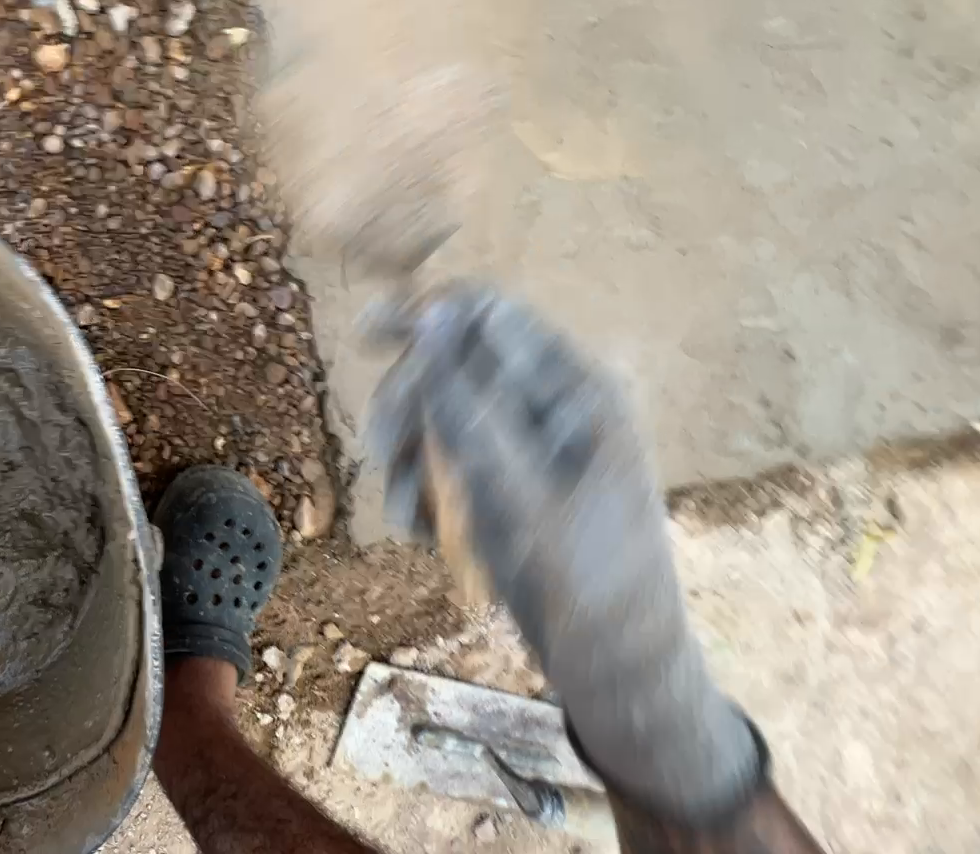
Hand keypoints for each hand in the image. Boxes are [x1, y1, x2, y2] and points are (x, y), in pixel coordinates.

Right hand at [364, 284, 759, 819]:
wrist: (612, 668)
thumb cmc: (587, 581)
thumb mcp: (519, 490)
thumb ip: (468, 400)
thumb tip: (430, 311)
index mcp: (575, 388)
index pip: (488, 315)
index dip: (426, 317)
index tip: (367, 336)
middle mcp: (544, 401)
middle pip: (448, 362)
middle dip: (408, 404)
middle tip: (379, 448)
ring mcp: (517, 438)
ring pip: (432, 409)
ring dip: (405, 453)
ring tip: (403, 509)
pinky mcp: (494, 473)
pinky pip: (435, 453)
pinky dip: (415, 484)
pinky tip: (414, 526)